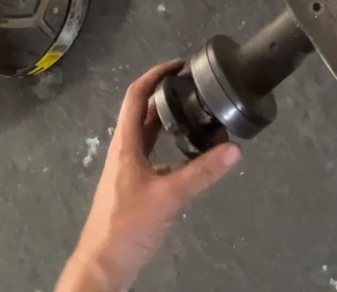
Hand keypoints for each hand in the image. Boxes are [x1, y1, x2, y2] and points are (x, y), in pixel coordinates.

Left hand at [57, 62, 242, 291]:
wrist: (102, 270)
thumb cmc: (126, 226)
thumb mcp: (168, 196)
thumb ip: (202, 173)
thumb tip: (235, 149)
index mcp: (125, 144)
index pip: (136, 96)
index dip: (156, 75)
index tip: (180, 66)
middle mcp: (125, 152)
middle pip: (144, 113)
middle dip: (167, 95)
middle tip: (195, 87)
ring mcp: (129, 171)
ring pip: (150, 136)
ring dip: (169, 121)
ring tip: (196, 113)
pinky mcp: (136, 189)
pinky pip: (155, 157)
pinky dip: (172, 149)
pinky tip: (192, 155)